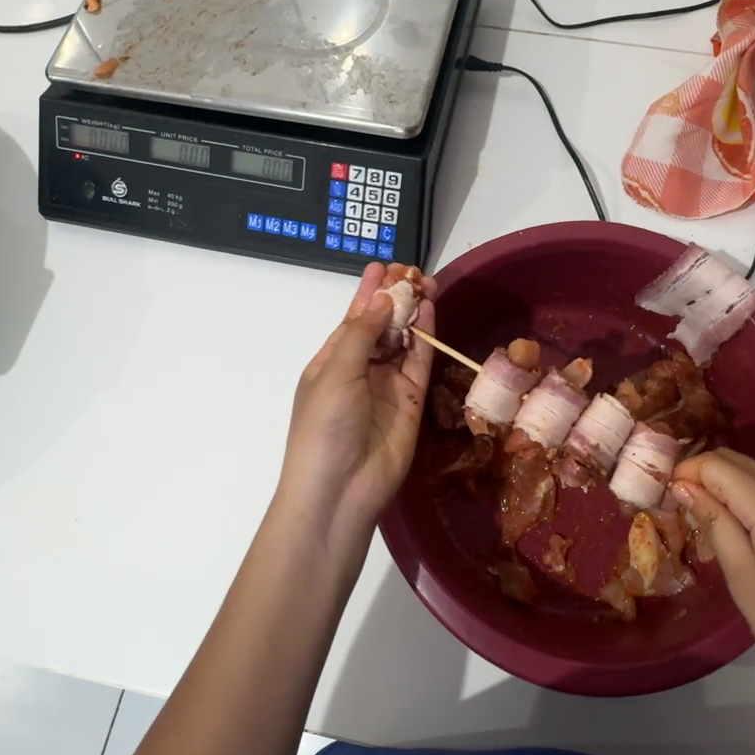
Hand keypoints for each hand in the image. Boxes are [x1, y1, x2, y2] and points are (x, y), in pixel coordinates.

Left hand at [277, 263, 436, 546]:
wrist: (339, 489)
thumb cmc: (323, 427)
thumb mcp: (335, 372)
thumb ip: (362, 333)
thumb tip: (384, 299)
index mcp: (331, 362)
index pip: (353, 319)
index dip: (369, 293)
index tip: (384, 265)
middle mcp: (360, 370)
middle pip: (382, 326)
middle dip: (395, 298)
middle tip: (412, 270)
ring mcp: (387, 385)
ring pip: (404, 340)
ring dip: (413, 312)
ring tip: (426, 283)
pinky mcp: (412, 400)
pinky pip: (420, 362)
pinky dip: (426, 337)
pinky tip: (431, 311)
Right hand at [672, 450, 754, 754]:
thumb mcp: (747, 584)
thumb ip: (716, 526)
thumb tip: (686, 486)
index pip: (716, 464)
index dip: (683, 472)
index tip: (659, 496)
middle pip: (736, 462)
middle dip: (700, 474)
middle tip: (672, 506)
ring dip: (723, 487)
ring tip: (698, 521)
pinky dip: (746, 501)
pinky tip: (736, 534)